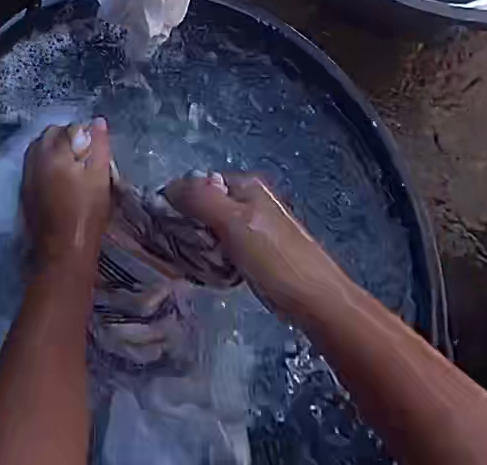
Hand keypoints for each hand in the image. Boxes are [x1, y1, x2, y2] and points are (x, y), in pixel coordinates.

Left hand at [21, 119, 112, 267]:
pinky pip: (33, 165)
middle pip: (50, 135)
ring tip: (73, 169)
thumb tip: (98, 121)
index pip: (69, 128)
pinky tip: (59, 181)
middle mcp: (34, 157)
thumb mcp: (100, 177)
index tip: (95, 151)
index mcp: (53, 151)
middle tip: (85, 158)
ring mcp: (26, 174)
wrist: (63, 252)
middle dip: (67, 139)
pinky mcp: (24, 189)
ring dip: (54, 151)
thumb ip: (100, 146)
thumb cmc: (86, 213)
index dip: (85, 136)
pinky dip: (45, 165)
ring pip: (39, 148)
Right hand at [165, 171, 343, 323]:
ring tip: (202, 262)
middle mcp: (251, 198)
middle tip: (187, 247)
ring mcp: (257, 225)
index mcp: (245, 184)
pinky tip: (219, 271)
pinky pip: (226, 246)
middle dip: (192, 224)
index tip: (171, 227)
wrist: (319, 303)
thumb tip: (167, 188)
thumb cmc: (274, 259)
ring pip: (214, 227)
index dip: (180, 201)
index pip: (197, 182)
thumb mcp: (232, 222)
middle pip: (205, 204)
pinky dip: (217, 256)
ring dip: (203, 243)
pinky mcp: (260, 251)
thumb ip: (198, 198)